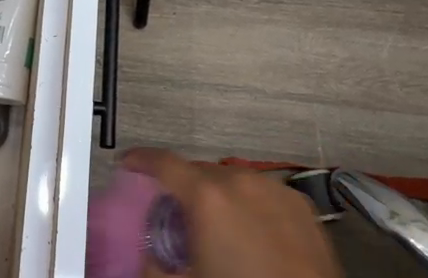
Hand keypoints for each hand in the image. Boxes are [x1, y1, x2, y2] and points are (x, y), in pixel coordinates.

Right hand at [121, 149, 341, 277]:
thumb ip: (155, 267)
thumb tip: (147, 258)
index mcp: (207, 197)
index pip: (163, 163)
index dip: (140, 160)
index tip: (128, 163)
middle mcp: (240, 181)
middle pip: (198, 172)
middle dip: (183, 189)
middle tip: (175, 218)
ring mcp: (273, 189)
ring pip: (233, 181)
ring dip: (218, 198)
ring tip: (217, 231)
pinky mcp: (300, 205)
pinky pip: (263, 195)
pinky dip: (249, 206)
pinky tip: (252, 237)